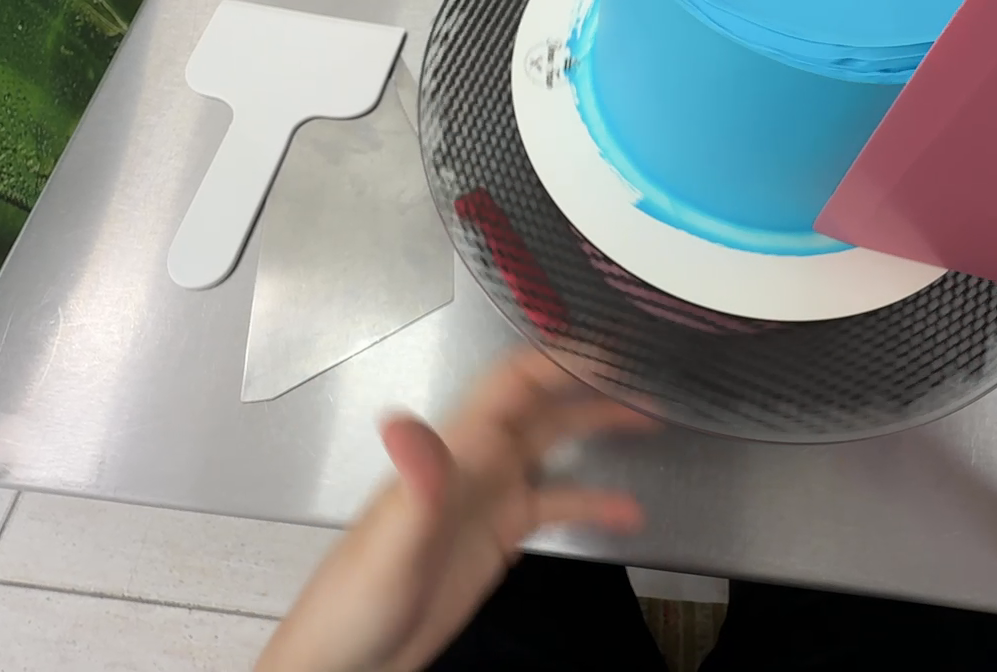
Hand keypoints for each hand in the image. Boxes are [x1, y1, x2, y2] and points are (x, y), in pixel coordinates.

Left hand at [257, 349, 656, 671]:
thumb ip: (412, 485)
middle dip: (591, 382)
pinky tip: (624, 508)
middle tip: (637, 376)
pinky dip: (596, 500)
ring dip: (598, 426)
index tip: (607, 355)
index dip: (560, 358)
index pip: (515, 379)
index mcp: (457, 445)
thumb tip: (409, 427)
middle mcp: (479, 457)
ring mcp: (492, 491)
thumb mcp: (389, 542)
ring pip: (555, 441)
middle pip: (543, 401)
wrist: (350, 657)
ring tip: (645, 420)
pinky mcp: (502, 528)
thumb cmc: (357, 597)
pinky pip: (559, 500)